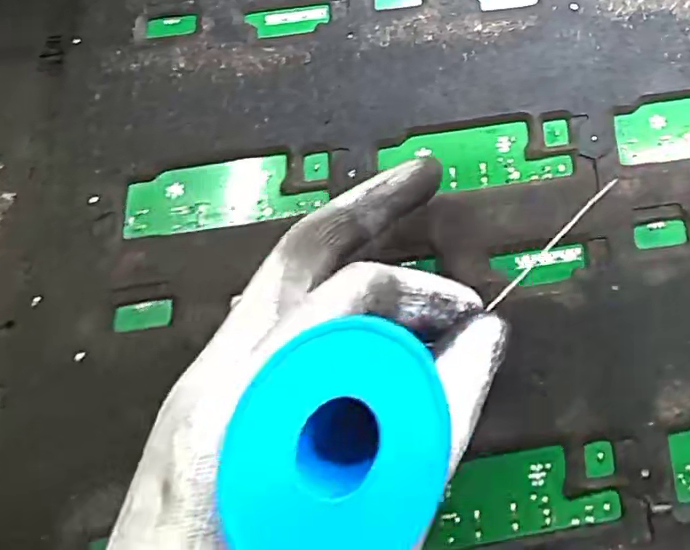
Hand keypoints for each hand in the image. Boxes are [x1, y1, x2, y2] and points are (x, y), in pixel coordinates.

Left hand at [107, 157, 508, 548]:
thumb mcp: (368, 516)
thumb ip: (433, 426)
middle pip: (301, 251)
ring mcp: (206, 382)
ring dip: (353, 246)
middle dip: (370, 202)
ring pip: (289, 276)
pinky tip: (366, 310)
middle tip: (425, 174)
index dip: (420, 292)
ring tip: (405, 244)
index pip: (347, 296)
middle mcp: (215, 375)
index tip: (465, 315)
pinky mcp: (212, 399)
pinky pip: (283, 317)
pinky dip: (334, 294)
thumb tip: (483, 341)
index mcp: (243, 404)